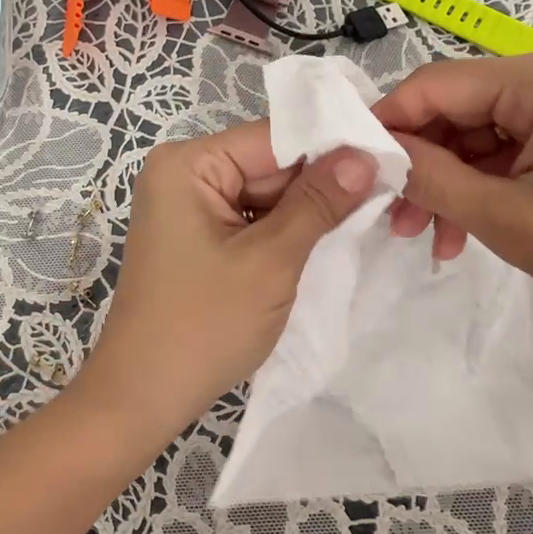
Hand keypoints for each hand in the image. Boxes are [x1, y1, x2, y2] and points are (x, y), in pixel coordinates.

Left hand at [78, 124, 376, 433]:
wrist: (143, 395)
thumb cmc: (204, 324)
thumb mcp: (270, 261)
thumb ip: (318, 204)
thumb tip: (364, 156)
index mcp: (187, 164)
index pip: (272, 138)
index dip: (330, 146)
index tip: (388, 156)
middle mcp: (182, 173)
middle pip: (268, 164)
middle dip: (321, 182)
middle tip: (389, 188)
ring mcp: (187, 206)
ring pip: (263, 193)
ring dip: (307, 210)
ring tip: (370, 213)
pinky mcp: (196, 236)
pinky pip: (249, 218)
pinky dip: (284, 231)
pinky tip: (327, 239)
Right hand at [372, 46, 532, 342]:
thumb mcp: (511, 220)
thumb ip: (432, 177)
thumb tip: (377, 152)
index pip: (436, 84)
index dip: (388, 123)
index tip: (353, 167)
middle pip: (460, 107)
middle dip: (425, 163)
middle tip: (397, 219)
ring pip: (484, 130)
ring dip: (454, 180)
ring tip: (433, 237)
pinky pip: (516, 145)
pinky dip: (489, 183)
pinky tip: (471, 228)